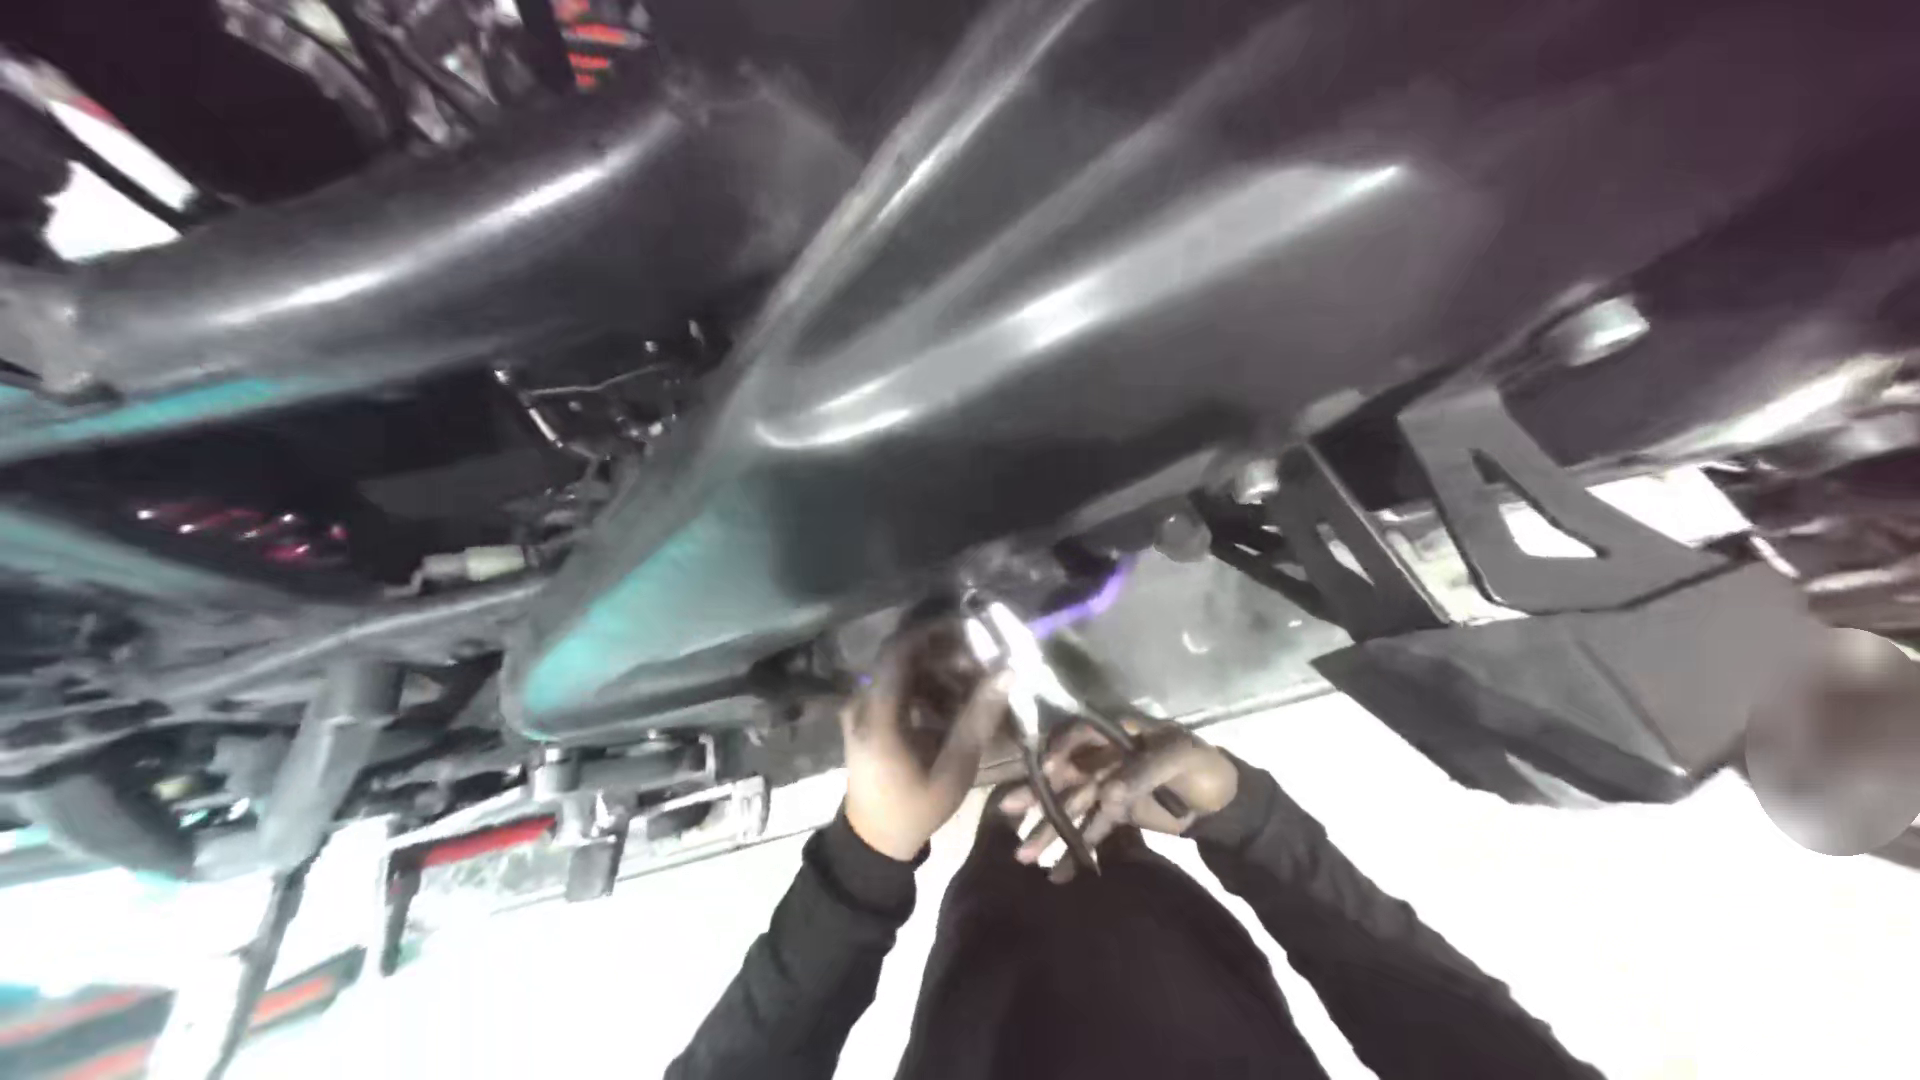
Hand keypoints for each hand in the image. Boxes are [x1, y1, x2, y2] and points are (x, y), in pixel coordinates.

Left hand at [842, 626, 1012, 860]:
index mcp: (876, 715)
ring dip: (937, 672)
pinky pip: (898, 689)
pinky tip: (954, 704)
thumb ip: (978, 718)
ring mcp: (861, 709)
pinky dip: (927, 689)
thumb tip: (1007, 673)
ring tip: (973, 684)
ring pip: (903, 672)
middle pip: (902, 659)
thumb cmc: (914, 808)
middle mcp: (862, 703)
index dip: (931, 633)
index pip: (898, 652)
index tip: (967, 630)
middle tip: (979, 661)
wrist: (874, 841)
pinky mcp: (867, 718)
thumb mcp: (953, 768)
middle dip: (943, 654)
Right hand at [1003, 717, 1237, 879]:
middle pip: (1066, 772)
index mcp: (1118, 731)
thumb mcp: (1179, 759)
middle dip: (1038, 792)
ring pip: (1072, 805)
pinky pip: (1091, 831)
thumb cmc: (1203, 768)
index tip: (1044, 769)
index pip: (1080, 733)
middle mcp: (1104, 755)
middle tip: (1007, 808)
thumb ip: (1142, 772)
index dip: (1061, 748)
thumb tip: (1106, 794)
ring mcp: (1107, 785)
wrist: (1227, 803)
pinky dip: (1075, 851)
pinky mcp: (1115, 813)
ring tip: (1024, 855)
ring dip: (1049, 829)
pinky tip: (1056, 876)